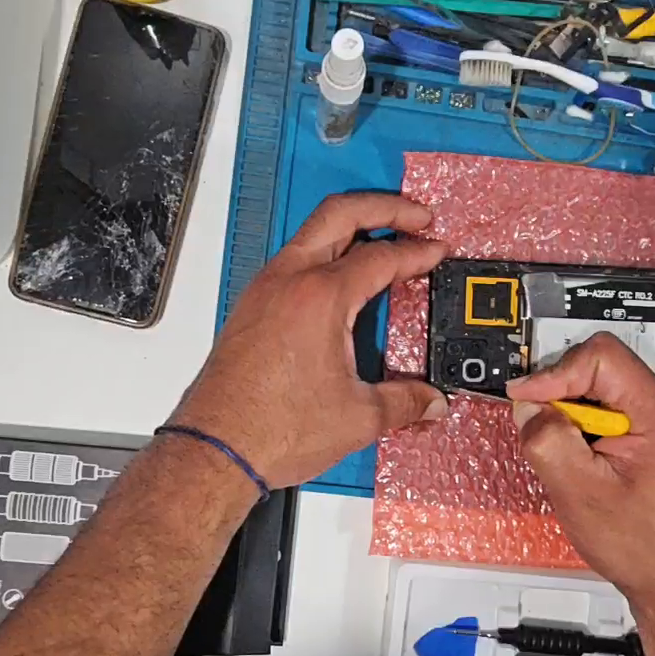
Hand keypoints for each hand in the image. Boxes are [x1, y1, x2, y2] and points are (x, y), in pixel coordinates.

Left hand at [169, 193, 448, 487]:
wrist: (216, 448)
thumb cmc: (271, 429)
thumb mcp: (358, 417)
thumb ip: (405, 402)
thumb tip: (431, 400)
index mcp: (320, 297)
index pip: (381, 256)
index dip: (417, 251)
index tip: (437, 250)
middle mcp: (288, 281)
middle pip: (341, 214)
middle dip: (386, 207)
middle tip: (418, 216)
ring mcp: (264, 290)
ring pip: (313, 232)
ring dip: (352, 226)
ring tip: (384, 239)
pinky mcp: (252, 307)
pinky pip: (294, 260)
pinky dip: (326, 253)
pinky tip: (343, 280)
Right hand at [508, 333, 654, 612]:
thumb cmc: (639, 544)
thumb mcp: (578, 493)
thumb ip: (548, 441)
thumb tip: (528, 406)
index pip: (600, 357)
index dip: (554, 373)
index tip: (526, 399)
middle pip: (598, 367)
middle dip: (560, 395)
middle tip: (540, 429)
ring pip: (598, 388)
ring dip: (569, 413)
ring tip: (566, 454)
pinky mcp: (651, 431)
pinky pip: (606, 408)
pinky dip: (581, 426)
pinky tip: (580, 458)